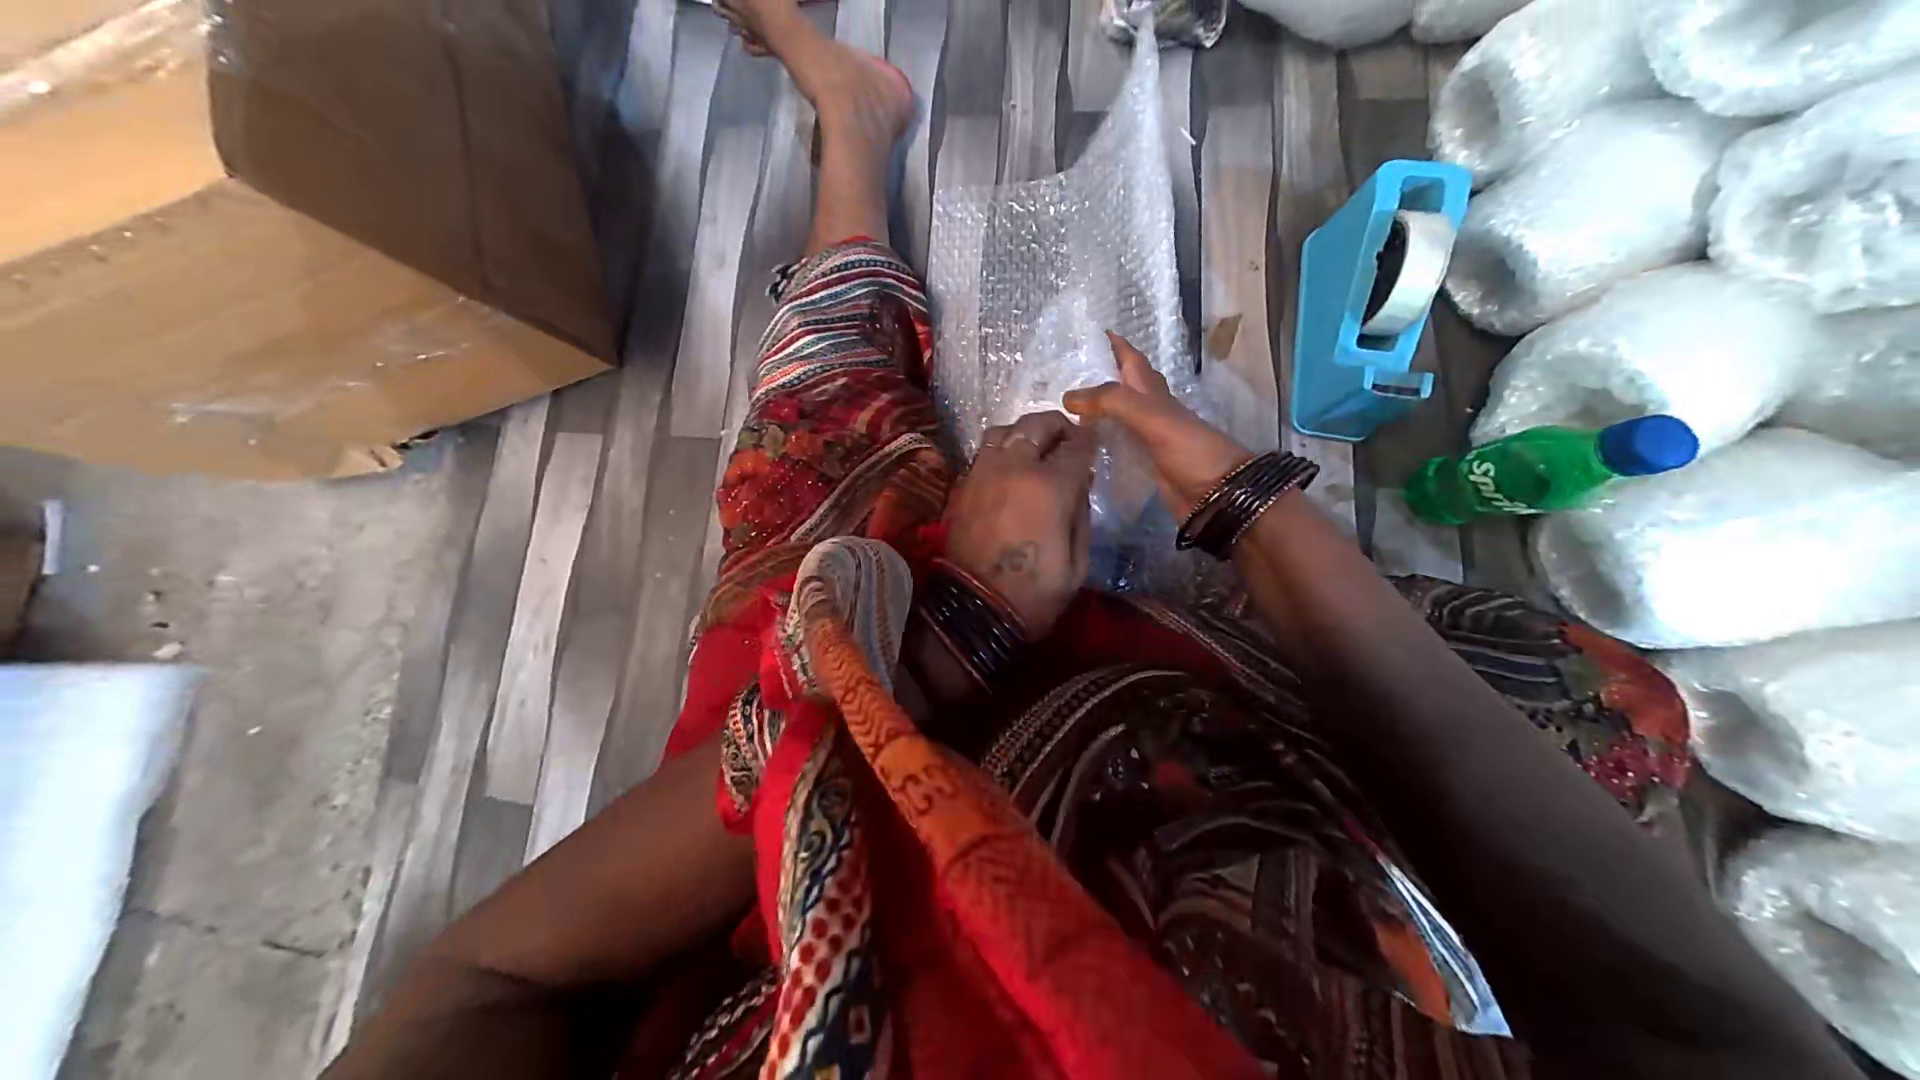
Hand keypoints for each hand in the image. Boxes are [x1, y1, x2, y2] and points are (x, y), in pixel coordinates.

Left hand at [943, 411, 1095, 636]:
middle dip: (1057, 425)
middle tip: (1067, 438)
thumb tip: (1079, 487)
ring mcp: (984, 472)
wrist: (975, 609)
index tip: (1094, 443)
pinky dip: (1001, 448)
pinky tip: (1012, 464)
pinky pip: (984, 451)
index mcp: (1050, 487)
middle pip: (1037, 425)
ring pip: (1004, 430)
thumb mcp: (1077, 564)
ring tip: (1036, 447)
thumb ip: (1081, 516)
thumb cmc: (1034, 593)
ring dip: (1024, 432)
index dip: (1089, 441)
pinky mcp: (964, 485)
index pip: (1076, 446)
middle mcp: (1015, 468)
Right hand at [1062, 332, 1251, 515]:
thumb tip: (1068, 396)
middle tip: (1066, 376)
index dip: (1116, 345)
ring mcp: (1147, 440)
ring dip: (1097, 411)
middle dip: (1099, 377)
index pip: (1132, 361)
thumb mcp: (1152, 417)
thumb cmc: (1190, 449)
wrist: (1218, 495)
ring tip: (1065, 410)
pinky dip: (1100, 442)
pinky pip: (1117, 447)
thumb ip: (1112, 402)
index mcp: (1154, 394)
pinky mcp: (1144, 465)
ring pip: (1118, 417)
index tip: (1090, 333)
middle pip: (1123, 388)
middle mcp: (1150, 412)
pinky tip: (1083, 447)